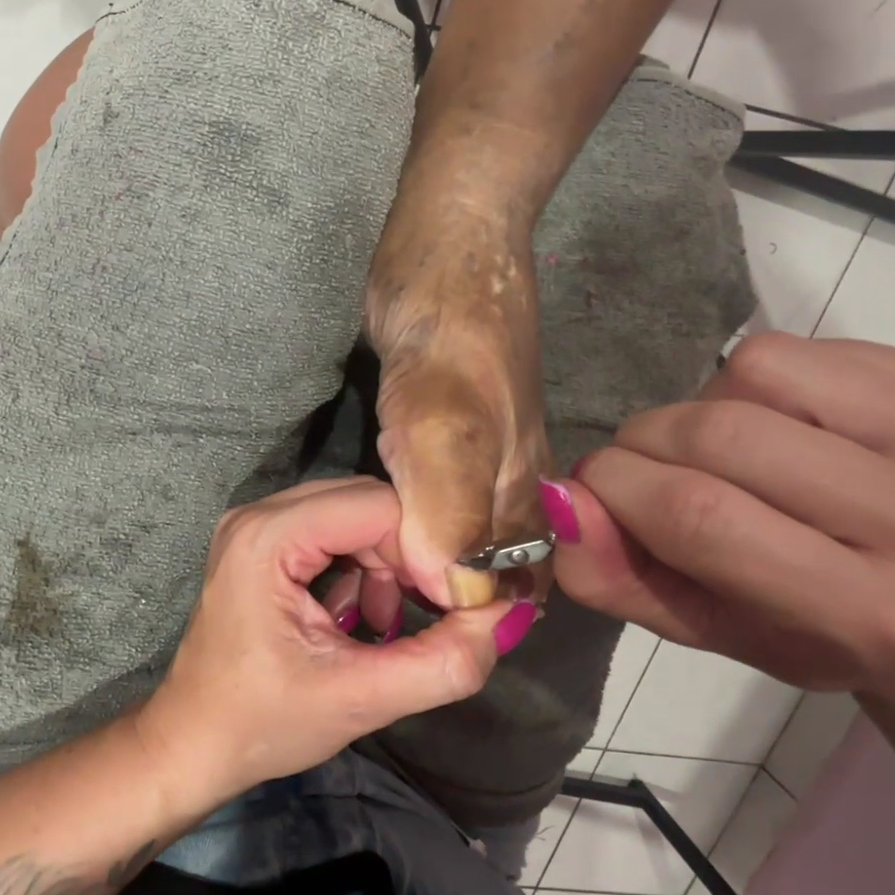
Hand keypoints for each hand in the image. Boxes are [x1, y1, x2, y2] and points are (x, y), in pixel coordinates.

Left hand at [137, 478, 518, 799]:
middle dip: (413, 555)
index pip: (380, 505)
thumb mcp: (361, 699)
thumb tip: (505, 614)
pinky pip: (334, 532)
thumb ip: (442, 662)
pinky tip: (365, 618)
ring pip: (356, 516)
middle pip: (368, 502)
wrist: (194, 741)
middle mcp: (259, 514)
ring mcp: (257, 525)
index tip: (455, 603)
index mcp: (268, 537)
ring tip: (390, 626)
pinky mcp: (264, 544)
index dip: (429, 549)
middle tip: (439, 611)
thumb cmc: (263, 723)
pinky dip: (364, 568)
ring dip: (389, 564)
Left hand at [366, 258, 553, 609]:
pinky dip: (415, 523)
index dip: (464, 618)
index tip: (410, 647)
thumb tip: (454, 594)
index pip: (507, 584)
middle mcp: (505, 481)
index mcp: (513, 494)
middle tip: (387, 631)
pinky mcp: (444, 426)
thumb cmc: (448, 338)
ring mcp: (476, 451)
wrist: (448, 247)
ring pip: (466, 532)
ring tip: (381, 600)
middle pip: (494, 566)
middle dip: (452, 603)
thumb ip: (452, 511)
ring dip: (430, 566)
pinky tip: (389, 534)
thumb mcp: (443, 427)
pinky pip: (438, 494)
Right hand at [548, 334, 894, 701]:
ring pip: (761, 370)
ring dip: (708, 399)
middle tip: (644, 463)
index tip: (592, 486)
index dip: (615, 486)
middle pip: (723, 434)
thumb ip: (613, 576)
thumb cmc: (810, 630)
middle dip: (647, 439)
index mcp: (872, 615)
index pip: (698, 515)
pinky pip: (813, 348)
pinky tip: (790, 424)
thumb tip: (558, 499)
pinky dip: (764, 379)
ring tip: (730, 445)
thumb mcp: (698, 626)